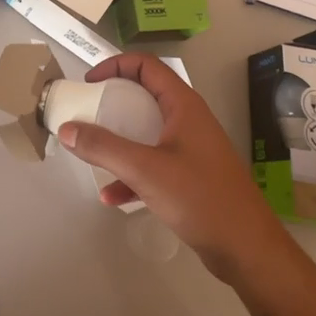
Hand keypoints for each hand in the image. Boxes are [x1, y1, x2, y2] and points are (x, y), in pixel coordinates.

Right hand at [57, 53, 283, 278]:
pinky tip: (112, 196)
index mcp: (182, 105)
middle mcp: (188, 120)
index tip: (89, 83)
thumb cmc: (200, 197)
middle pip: (144, 97)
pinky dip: (132, 174)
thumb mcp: (145, 170)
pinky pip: (154, 164)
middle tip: (87, 114)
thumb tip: (67, 128)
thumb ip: (103, 147)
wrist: (248, 250)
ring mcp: (191, 149)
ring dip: (119, 140)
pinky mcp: (191, 177)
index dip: (115, 66)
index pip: (146, 65)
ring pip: (147, 132)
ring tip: (93, 153)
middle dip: (113, 104)